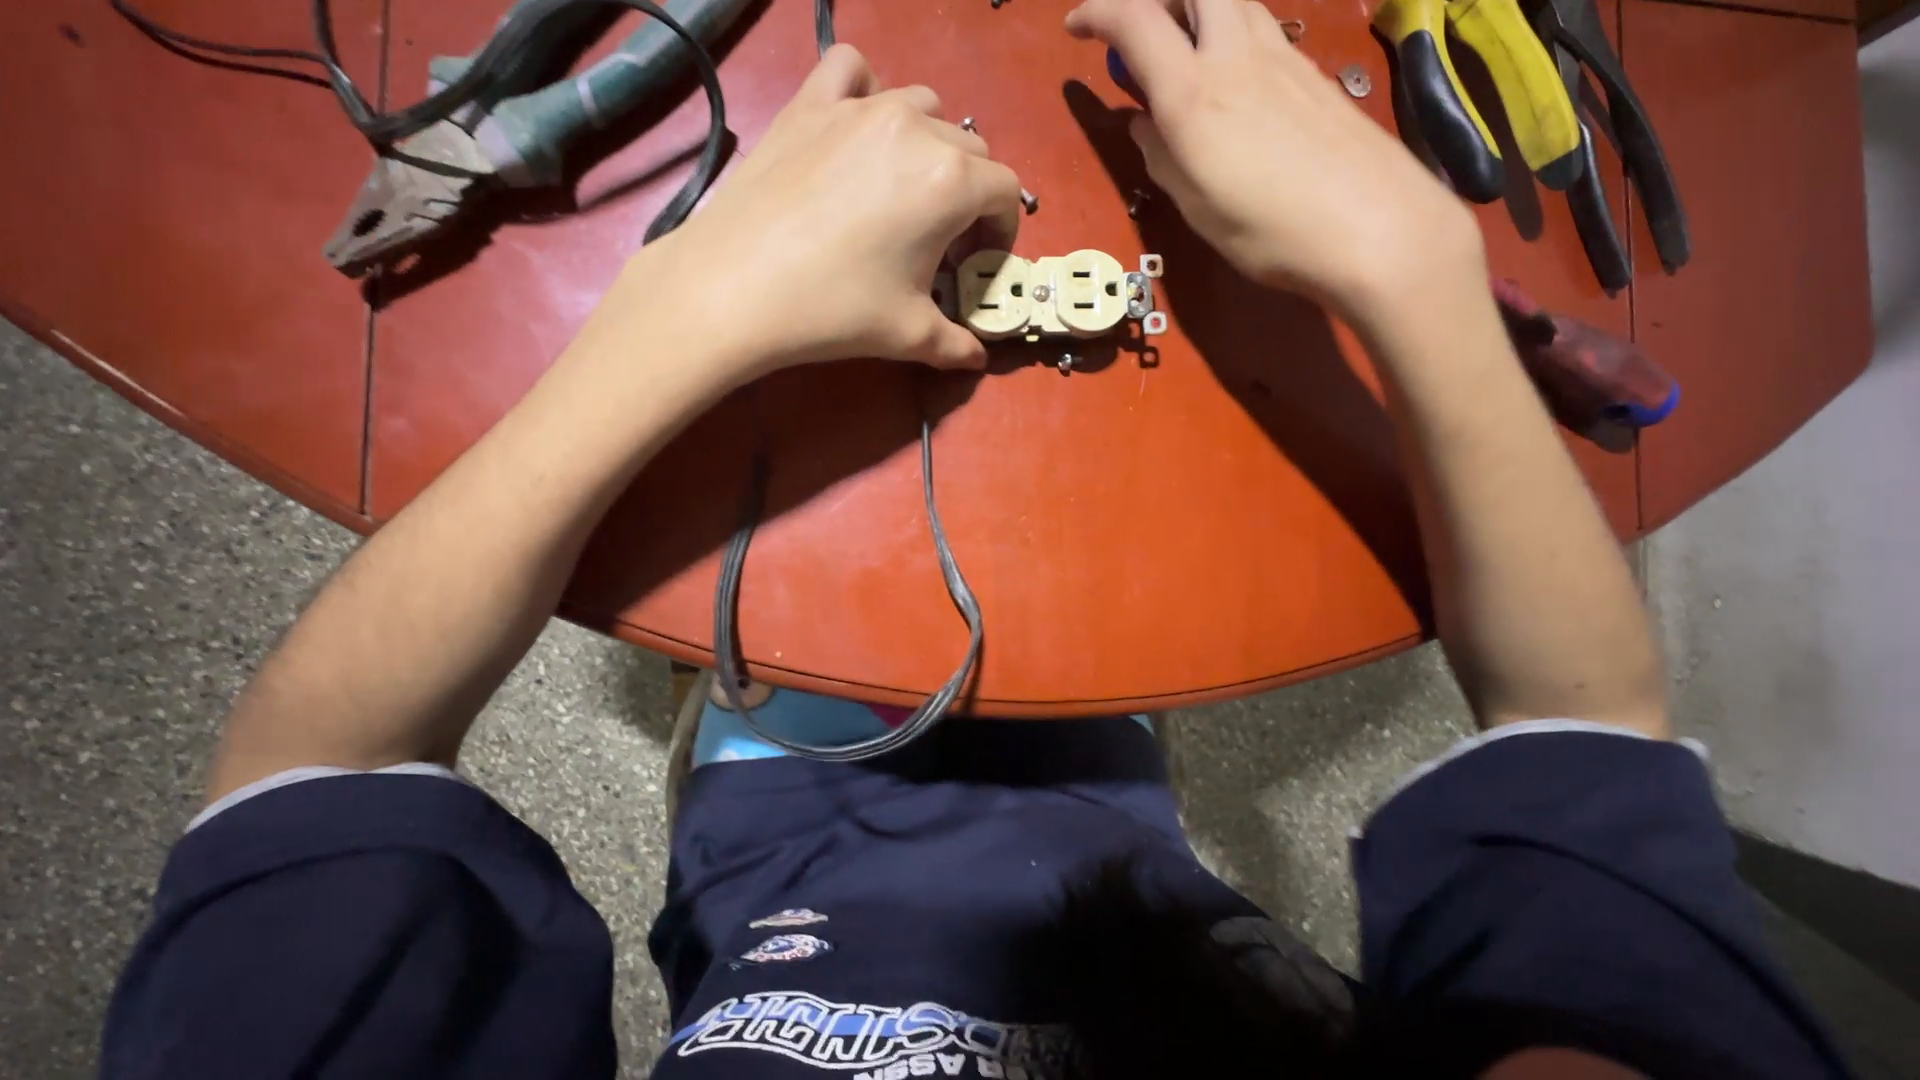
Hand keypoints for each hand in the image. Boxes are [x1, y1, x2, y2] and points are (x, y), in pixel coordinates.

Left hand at [610, 45, 1022, 385]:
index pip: (1005, 190)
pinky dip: (865, 89)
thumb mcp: (908, 335)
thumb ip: (956, 344)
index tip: (976, 262)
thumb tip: (977, 358)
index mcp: (951, 181)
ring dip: (929, 143)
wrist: (734, 288)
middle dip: (969, 194)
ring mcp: (859, 108)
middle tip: (939, 240)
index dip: (1001, 231)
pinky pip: (851, 69)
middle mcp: (915, 129)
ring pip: (922, 106)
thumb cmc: (833, 310)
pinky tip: (856, 127)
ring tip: (902, 187)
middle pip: (970, 150)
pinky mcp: (810, 103)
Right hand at [1066, 0, 1484, 324]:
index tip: (1075, 29)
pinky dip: (1229, 34)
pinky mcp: (1312, 73)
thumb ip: (1162, 157)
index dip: (1097, 12)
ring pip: (1230, 1)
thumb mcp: (1198, 207)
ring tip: (1180, 53)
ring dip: (1195, 10)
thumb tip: (1143, 124)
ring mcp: (1281, 57)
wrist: (1378, 227)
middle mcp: (1236, 56)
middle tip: (1136, 31)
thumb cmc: (1273, 232)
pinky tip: (1230, 82)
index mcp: (1194, 94)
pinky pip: (1260, 28)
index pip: (1135, 20)